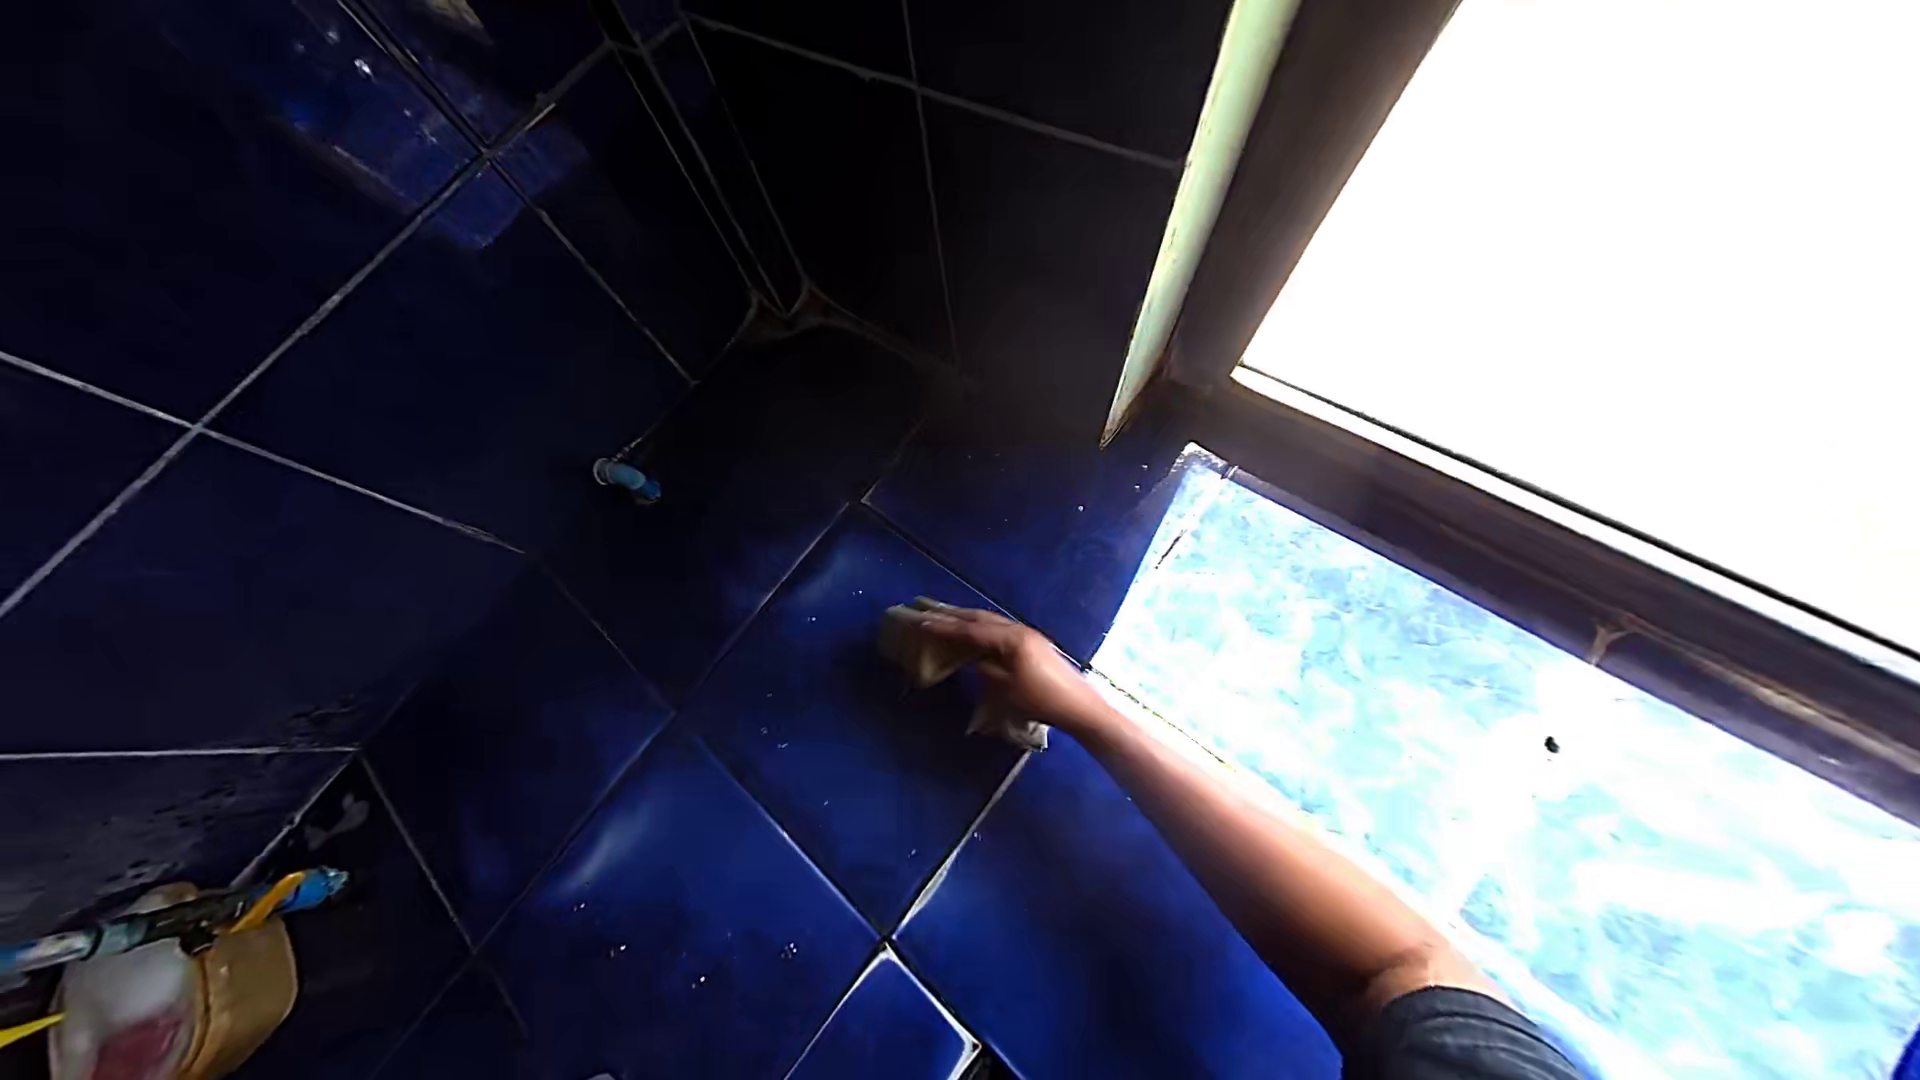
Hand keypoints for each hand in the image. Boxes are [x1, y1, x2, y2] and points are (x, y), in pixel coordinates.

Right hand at [907, 603, 1113, 735]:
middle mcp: (1019, 629)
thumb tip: (973, 659)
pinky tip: (975, 632)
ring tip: (946, 616)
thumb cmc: (1042, 701)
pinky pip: (1000, 628)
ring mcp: (1028, 634)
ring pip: (991, 620)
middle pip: (981, 617)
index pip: (971, 629)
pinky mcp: (1033, 642)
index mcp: (1011, 639)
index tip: (922, 621)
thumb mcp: (1007, 690)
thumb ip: (986, 670)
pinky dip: (982, 627)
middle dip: (954, 614)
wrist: (1079, 706)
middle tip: (929, 609)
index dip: (945, 626)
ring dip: (968, 618)